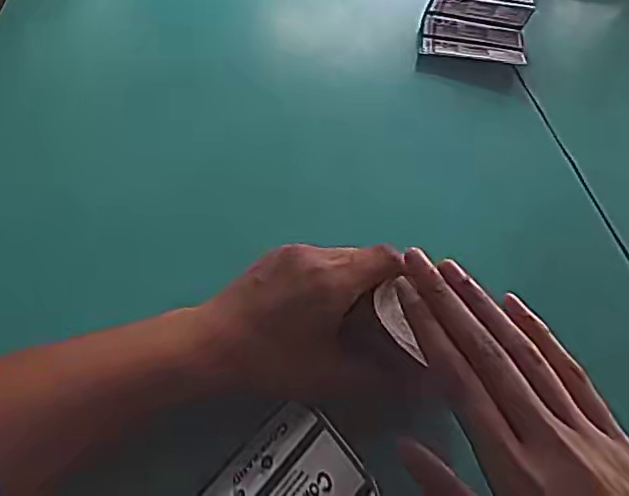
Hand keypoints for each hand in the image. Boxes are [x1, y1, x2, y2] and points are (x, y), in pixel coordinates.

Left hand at [192, 244, 404, 401]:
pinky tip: (323, 307)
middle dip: (382, 284)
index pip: (386, 258)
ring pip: (340, 256)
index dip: (407, 277)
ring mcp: (292, 251)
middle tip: (388, 318)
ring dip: (355, 280)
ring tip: (354, 317)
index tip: (415, 302)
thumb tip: (413, 376)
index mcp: (332, 277)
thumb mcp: (330, 375)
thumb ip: (379, 374)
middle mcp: (314, 254)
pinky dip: (330, 277)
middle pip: (364, 256)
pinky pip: (317, 258)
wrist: (213, 342)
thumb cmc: (271, 359)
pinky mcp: (276, 256)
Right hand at [395, 249, 628, 495]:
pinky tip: (516, 304)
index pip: (460, 381)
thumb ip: (451, 494)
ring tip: (455, 272)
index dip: (429, 330)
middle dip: (448, 301)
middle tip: (420, 261)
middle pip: (488, 355)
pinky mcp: (621, 441)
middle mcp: (550, 443)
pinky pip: (574, 376)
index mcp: (518, 475)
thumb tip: (406, 448)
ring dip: (485, 306)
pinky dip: (541, 335)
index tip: (408, 292)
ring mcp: (589, 437)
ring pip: (526, 354)